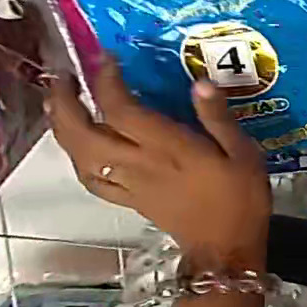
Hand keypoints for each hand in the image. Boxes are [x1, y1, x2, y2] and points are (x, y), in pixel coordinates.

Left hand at [48, 60, 270, 271]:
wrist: (226, 247)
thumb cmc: (241, 198)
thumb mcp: (244, 154)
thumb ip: (219, 119)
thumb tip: (200, 82)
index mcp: (167, 148)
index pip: (121, 108)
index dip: (106, 81)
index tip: (106, 58)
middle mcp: (137, 163)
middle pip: (81, 130)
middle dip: (64, 100)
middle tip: (64, 76)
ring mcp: (128, 183)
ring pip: (78, 153)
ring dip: (62, 125)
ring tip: (62, 104)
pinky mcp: (128, 199)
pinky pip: (90, 178)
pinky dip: (77, 159)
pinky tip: (79, 148)